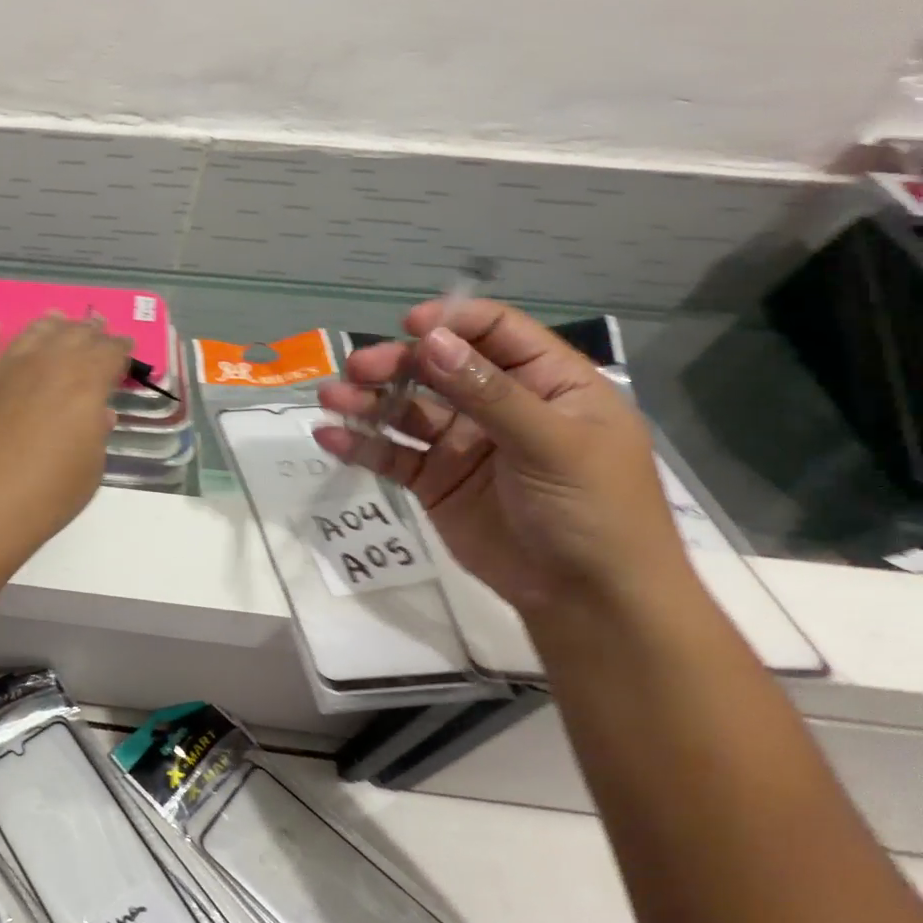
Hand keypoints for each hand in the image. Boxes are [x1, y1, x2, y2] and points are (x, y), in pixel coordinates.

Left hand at [0, 313, 131, 577]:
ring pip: (30, 334)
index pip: (109, 353)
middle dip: (88, 331)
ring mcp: (1, 369)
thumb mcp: (88, 473)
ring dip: (48, 325)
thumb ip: (95, 435)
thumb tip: (96, 412)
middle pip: (72, 336)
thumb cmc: (42, 499)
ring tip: (57, 319)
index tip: (124, 349)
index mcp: (84, 384)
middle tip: (96, 327)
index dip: (119, 349)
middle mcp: (45, 365)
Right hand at [313, 299, 691, 615]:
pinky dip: (360, 445)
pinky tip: (330, 437)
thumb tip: (432, 340)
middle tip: (356, 369)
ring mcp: (464, 445)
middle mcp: (501, 407)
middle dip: (396, 365)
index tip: (409, 326)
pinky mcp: (435, 482)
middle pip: (439, 369)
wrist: (588, 599)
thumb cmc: (593, 509)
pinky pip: (392, 456)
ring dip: (368, 402)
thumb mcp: (552, 443)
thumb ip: (488, 392)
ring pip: (407, 411)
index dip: (453, 323)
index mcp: (548, 384)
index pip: (497, 333)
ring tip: (331, 400)